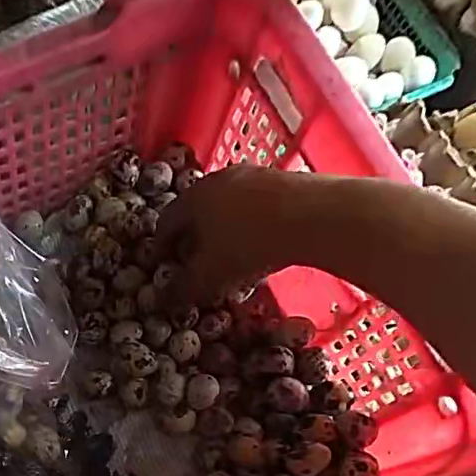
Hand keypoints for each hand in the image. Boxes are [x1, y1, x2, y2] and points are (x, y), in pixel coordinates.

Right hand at [155, 165, 424, 306]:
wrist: (315, 217)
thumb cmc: (247, 245)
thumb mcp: (207, 277)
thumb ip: (181, 289)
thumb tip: (163, 300)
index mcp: (192, 197)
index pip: (165, 223)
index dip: (161, 249)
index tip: (163, 269)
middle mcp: (218, 179)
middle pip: (196, 214)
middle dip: (193, 241)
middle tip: (195, 267)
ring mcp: (254, 175)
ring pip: (227, 210)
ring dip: (223, 235)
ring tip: (229, 262)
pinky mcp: (284, 181)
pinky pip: (255, 209)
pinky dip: (249, 229)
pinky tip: (260, 251)